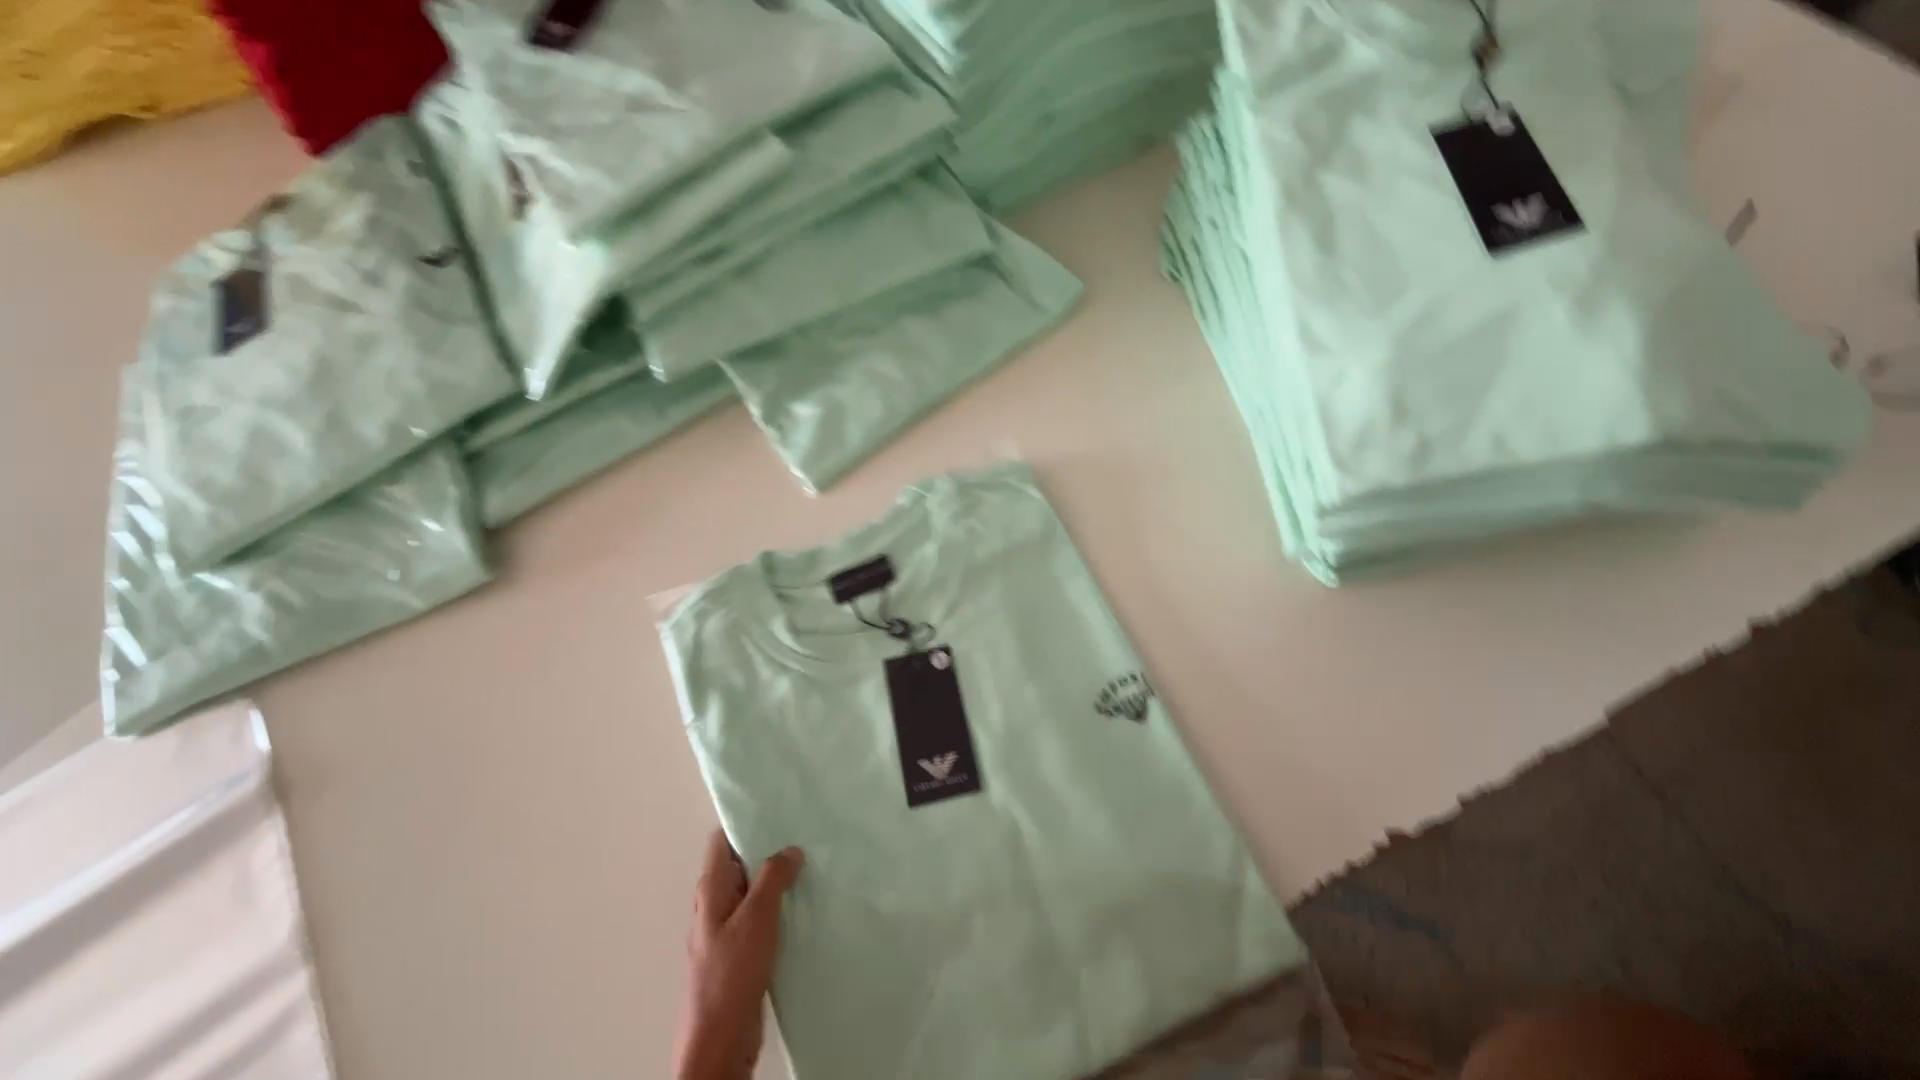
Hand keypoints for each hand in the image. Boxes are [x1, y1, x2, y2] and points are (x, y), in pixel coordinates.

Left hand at [674, 829, 804, 1079]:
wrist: (721, 1036)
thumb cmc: (732, 971)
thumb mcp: (756, 916)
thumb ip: (772, 877)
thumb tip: (789, 849)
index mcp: (711, 889)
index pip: (723, 841)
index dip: (747, 823)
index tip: (780, 810)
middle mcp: (716, 904)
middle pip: (741, 865)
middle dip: (770, 851)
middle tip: (808, 835)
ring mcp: (728, 930)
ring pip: (755, 894)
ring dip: (779, 883)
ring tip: (815, 866)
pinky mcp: (743, 954)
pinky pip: (763, 920)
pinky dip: (782, 910)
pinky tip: (808, 908)